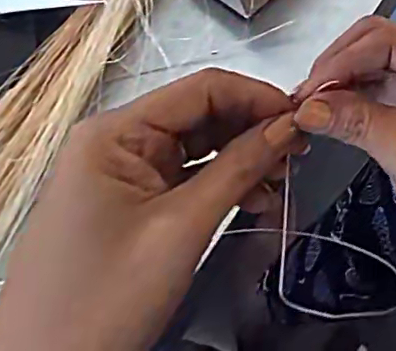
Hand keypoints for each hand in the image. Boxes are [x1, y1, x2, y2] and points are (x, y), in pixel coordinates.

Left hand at [0, 69, 304, 350]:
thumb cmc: (97, 306)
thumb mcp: (180, 230)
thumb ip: (238, 168)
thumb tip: (285, 127)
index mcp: (115, 131)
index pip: (201, 88)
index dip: (255, 96)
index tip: (297, 115)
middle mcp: (115, 141)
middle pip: (199, 114)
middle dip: (251, 128)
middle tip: (297, 148)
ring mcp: (120, 172)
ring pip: (195, 146)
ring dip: (240, 157)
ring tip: (280, 175)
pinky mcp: (127, 203)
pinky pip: (183, 176)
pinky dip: (219, 182)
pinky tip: (251, 195)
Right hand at [293, 18, 395, 300]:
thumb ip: (356, 121)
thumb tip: (305, 107)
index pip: (383, 41)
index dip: (342, 61)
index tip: (308, 90)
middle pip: (373, 40)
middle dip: (337, 64)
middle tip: (304, 97)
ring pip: (367, 57)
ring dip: (337, 77)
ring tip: (308, 103)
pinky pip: (370, 80)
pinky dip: (346, 91)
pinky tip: (325, 108)